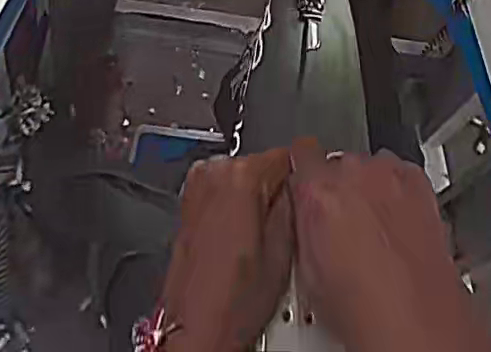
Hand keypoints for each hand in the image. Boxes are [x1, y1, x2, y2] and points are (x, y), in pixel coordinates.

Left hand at [161, 147, 293, 351]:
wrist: (194, 334)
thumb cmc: (231, 303)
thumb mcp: (283, 250)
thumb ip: (294, 201)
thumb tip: (300, 180)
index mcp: (242, 175)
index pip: (287, 155)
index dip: (300, 179)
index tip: (303, 197)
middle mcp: (214, 171)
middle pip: (262, 165)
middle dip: (273, 192)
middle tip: (277, 231)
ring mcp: (197, 186)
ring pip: (242, 177)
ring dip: (252, 198)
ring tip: (253, 240)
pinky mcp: (188, 202)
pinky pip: (223, 190)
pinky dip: (232, 206)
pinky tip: (235, 240)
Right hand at [290, 139, 490, 351]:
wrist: (413, 317)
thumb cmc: (363, 307)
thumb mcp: (308, 271)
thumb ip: (302, 227)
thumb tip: (303, 220)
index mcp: (316, 191)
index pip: (301, 155)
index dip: (304, 169)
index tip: (307, 178)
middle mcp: (350, 172)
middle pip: (337, 164)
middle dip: (339, 189)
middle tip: (345, 224)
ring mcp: (385, 172)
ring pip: (369, 167)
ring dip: (369, 189)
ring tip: (376, 229)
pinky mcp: (414, 179)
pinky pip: (400, 174)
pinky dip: (398, 191)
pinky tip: (399, 223)